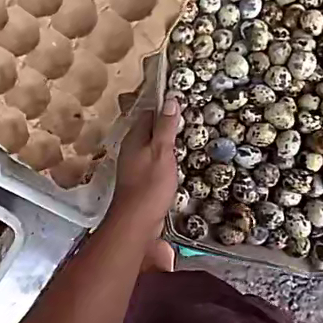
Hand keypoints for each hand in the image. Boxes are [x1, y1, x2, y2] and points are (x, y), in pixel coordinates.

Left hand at [107, 97, 181, 232]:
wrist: (137, 222)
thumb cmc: (150, 185)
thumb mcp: (162, 152)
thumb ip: (165, 127)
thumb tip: (170, 100)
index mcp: (134, 138)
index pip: (149, 114)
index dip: (165, 109)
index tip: (185, 108)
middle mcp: (131, 149)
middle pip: (150, 131)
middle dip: (168, 128)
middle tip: (191, 127)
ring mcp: (134, 166)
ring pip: (153, 148)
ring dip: (168, 146)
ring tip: (188, 145)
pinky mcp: (140, 181)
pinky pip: (154, 164)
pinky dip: (166, 162)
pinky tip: (178, 166)